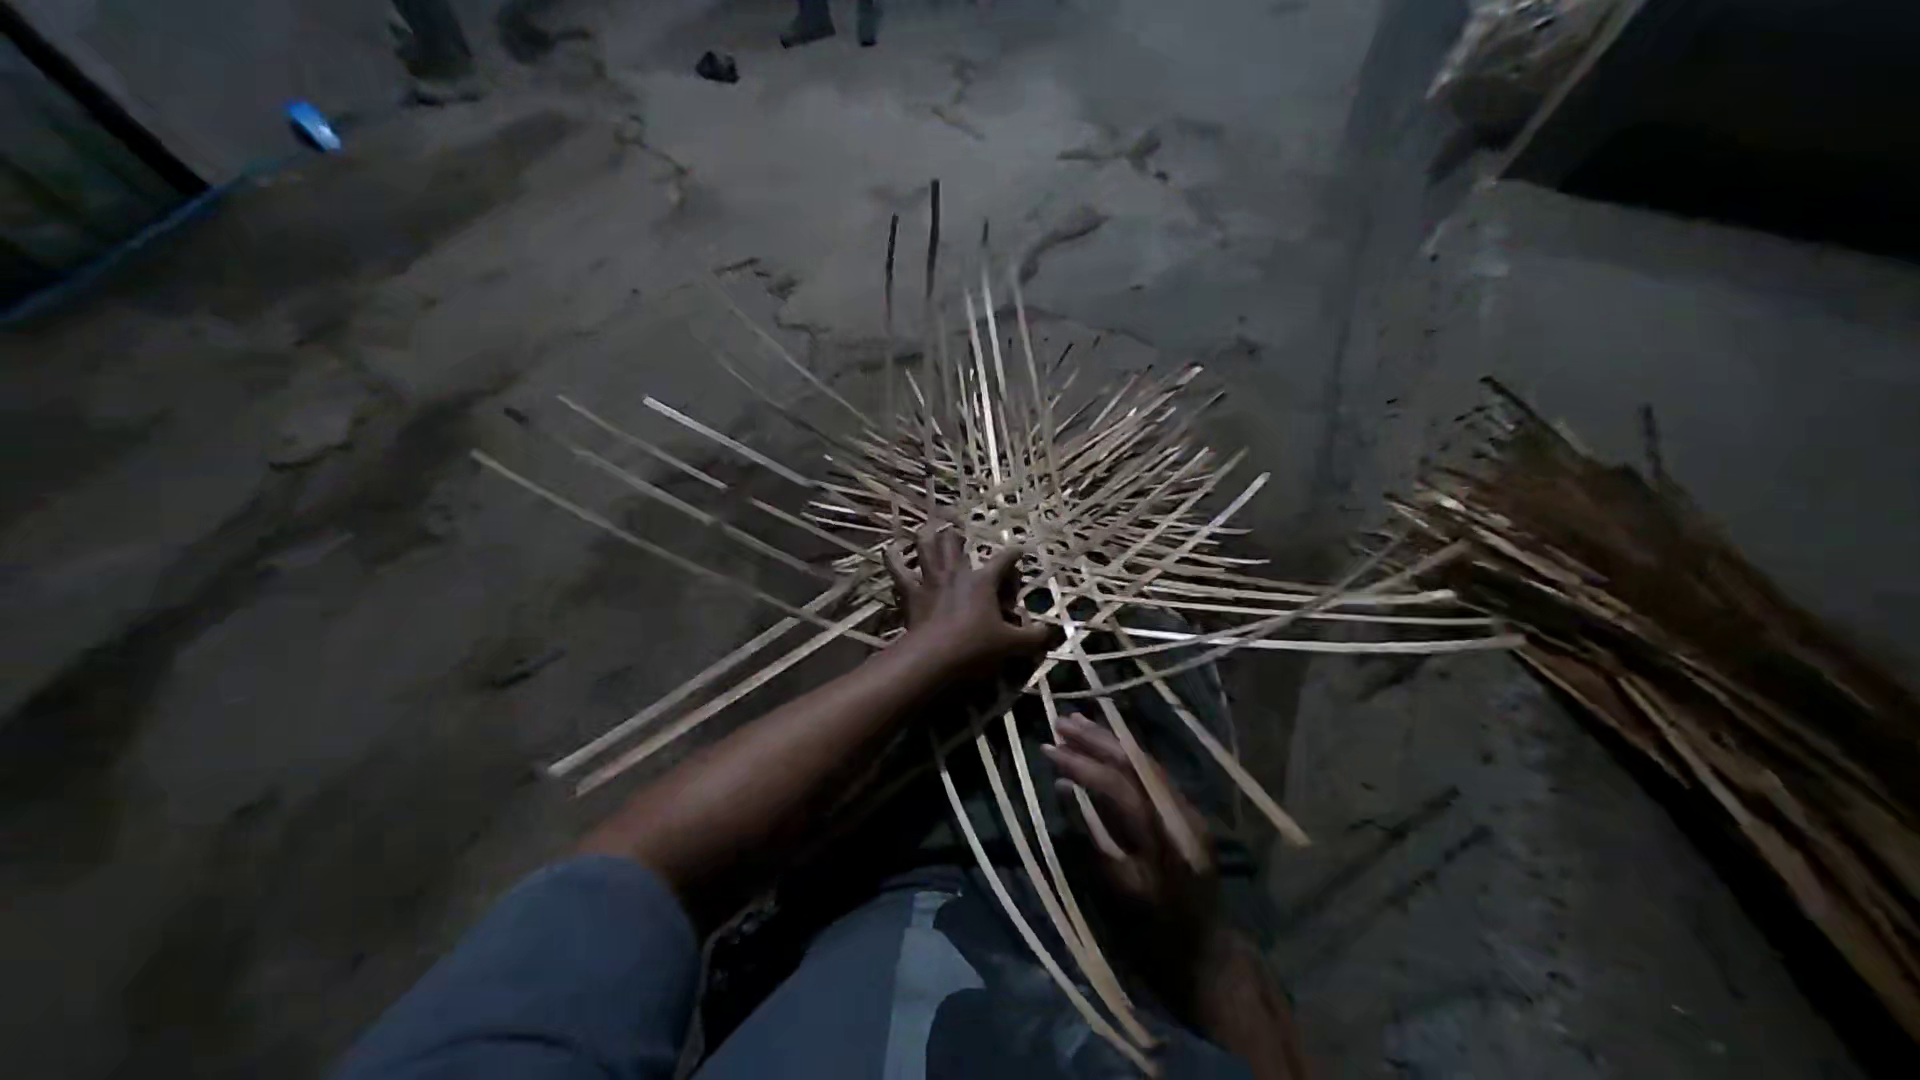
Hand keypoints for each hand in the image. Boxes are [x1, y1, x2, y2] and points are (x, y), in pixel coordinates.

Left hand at [885, 524, 1053, 678]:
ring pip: (925, 548)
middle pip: (955, 544)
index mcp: (982, 581)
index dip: (1013, 554)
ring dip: (926, 537)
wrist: (933, 658)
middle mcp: (955, 573)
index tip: (1020, 551)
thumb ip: (1033, 638)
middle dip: (957, 537)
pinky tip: (888, 550)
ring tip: (927, 529)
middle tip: (958, 534)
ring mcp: (930, 581)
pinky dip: (892, 559)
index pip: (1003, 560)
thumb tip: (1051, 633)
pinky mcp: (910, 594)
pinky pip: (898, 572)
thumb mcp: (1011, 645)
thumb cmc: (975, 647)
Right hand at [1043, 710, 1224, 1017]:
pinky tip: (1103, 744)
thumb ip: (1089, 832)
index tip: (1048, 749)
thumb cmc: (1151, 927)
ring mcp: (1186, 808)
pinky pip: (1151, 772)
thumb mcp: (1114, 886)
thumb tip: (1064, 787)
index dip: (1081, 764)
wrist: (1203, 947)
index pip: (1117, 785)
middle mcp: (1179, 812)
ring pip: (1144, 761)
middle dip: (1095, 739)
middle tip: (1059, 722)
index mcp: (1161, 836)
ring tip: (1075, 722)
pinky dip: (1123, 755)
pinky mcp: (1184, 809)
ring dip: (1108, 740)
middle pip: (1134, 763)